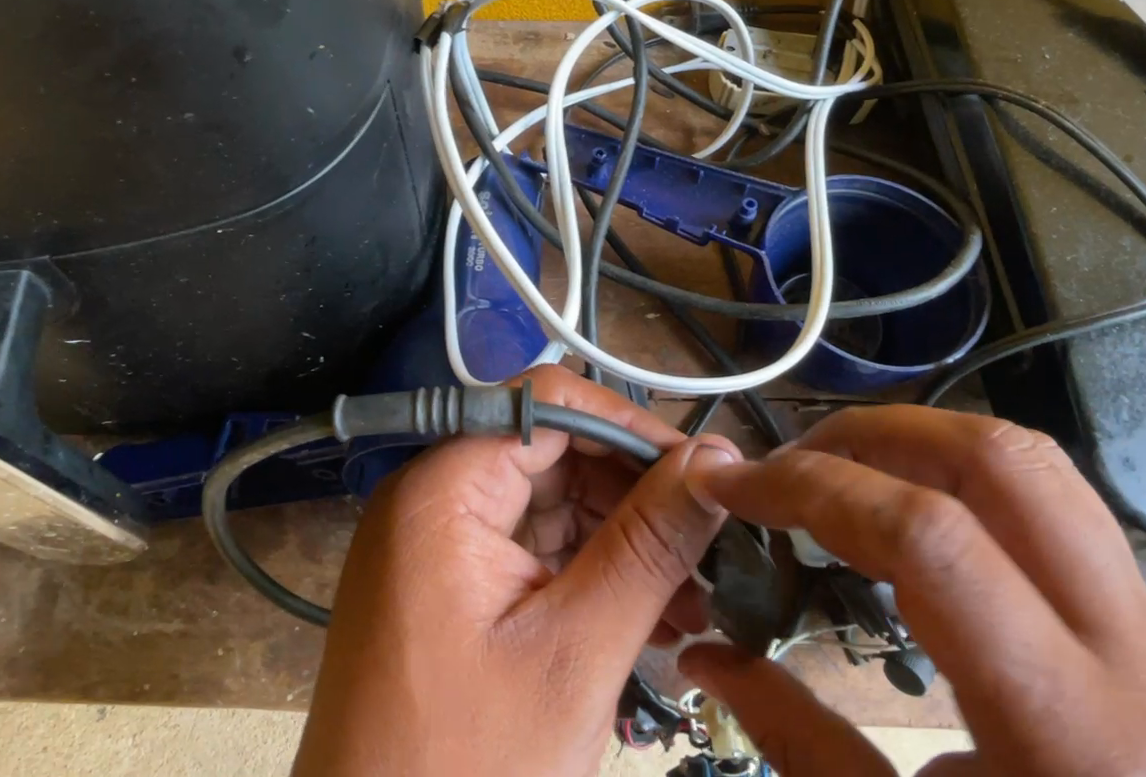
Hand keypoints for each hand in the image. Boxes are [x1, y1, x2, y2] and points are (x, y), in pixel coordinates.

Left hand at [293, 366, 741, 775]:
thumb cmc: (468, 764)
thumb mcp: (575, 651)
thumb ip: (647, 545)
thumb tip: (715, 462)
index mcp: (441, 490)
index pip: (547, 404)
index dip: (630, 427)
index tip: (703, 472)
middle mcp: (430, 498)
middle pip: (551, 453)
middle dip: (634, 496)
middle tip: (710, 546)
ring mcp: (436, 543)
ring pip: (547, 505)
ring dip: (621, 542)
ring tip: (693, 597)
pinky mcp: (448, 585)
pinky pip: (529, 551)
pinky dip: (587, 575)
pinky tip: (649, 616)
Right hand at [679, 405, 1145, 775]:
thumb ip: (804, 744)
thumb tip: (707, 657)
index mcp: (1067, 721)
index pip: (929, 536)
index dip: (812, 490)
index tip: (731, 487)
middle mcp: (1131, 647)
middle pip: (999, 462)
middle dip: (872, 435)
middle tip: (789, 463)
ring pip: (1036, 469)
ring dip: (918, 446)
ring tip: (837, 476)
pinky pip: (1048, 511)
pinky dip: (957, 484)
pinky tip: (902, 527)